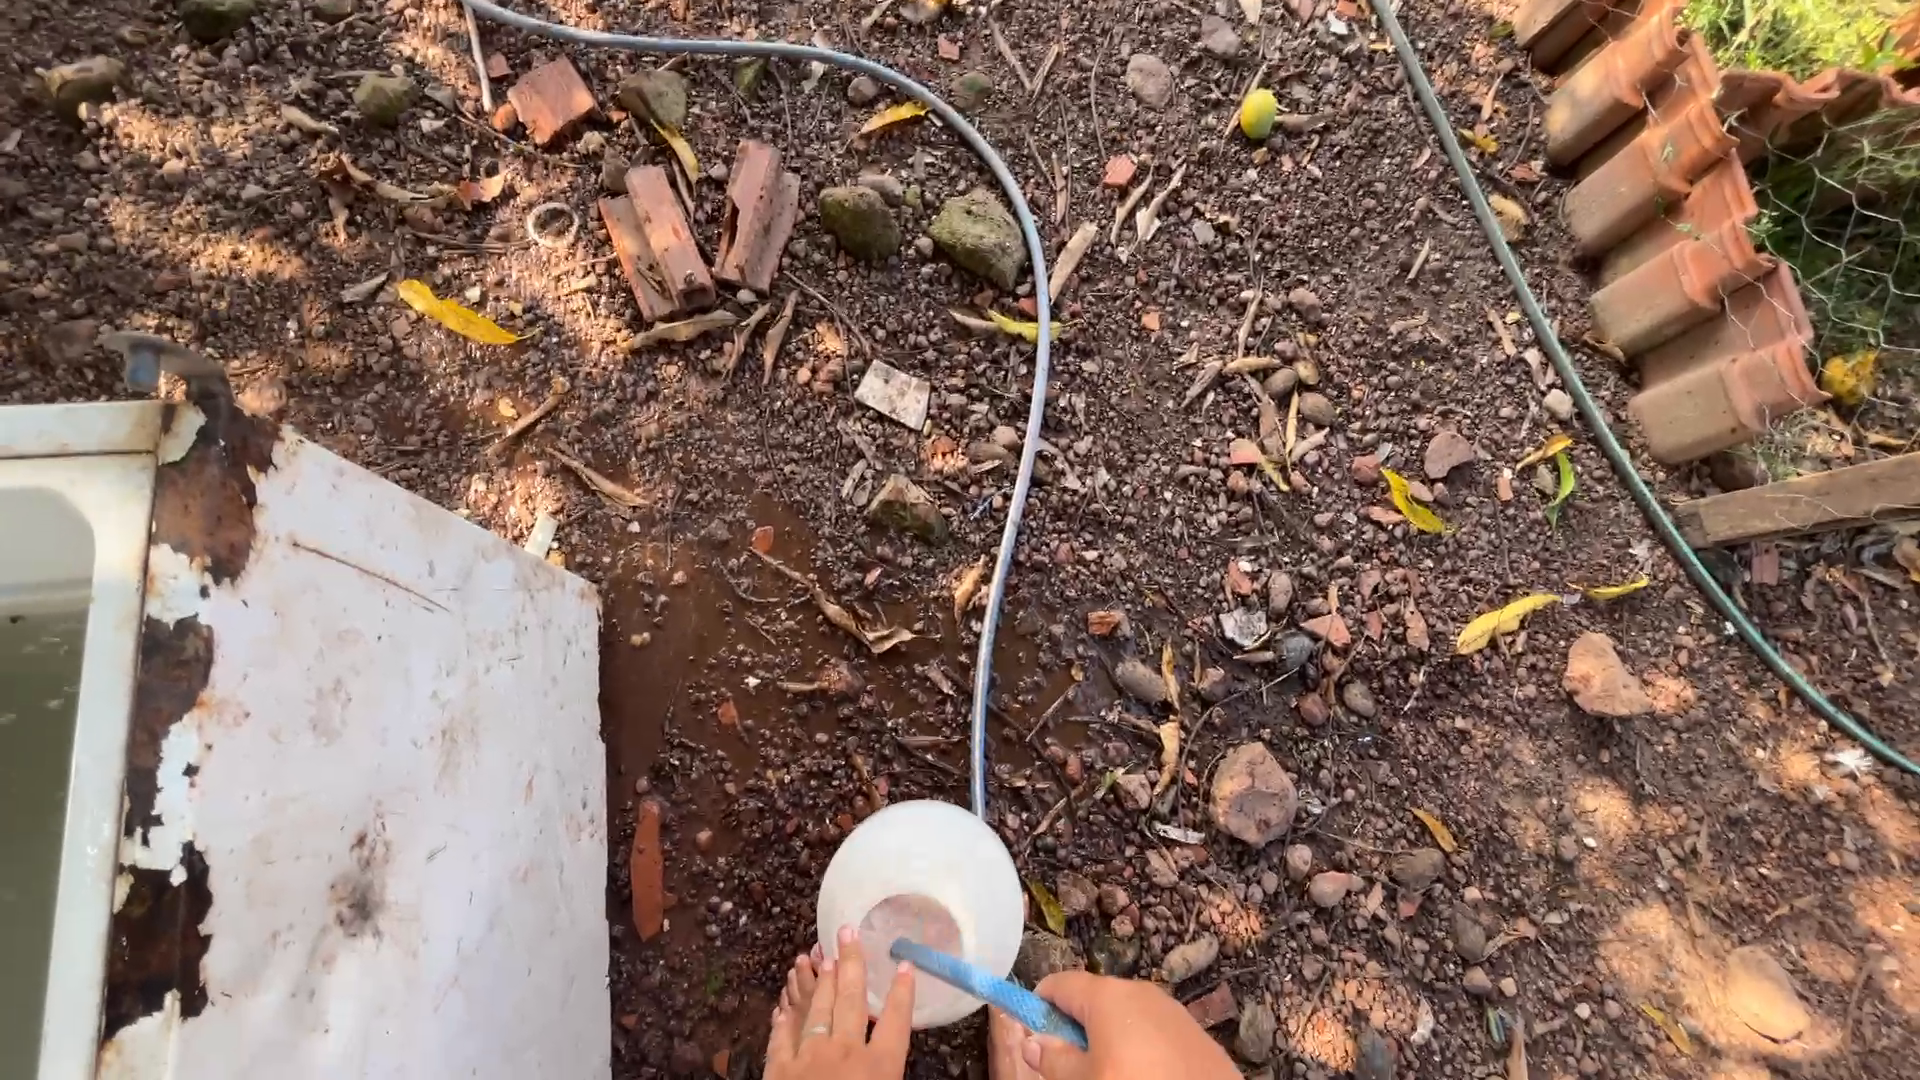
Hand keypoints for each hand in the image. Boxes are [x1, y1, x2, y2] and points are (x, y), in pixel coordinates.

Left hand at [766, 925, 915, 1079]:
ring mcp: (809, 1058)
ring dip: (820, 982)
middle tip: (847, 931)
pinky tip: (783, 1006)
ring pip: (817, 1011)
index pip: (895, 1021)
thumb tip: (886, 1055)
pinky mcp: (779, 1071)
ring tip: (822, 956)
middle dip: (851, 963)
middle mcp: (845, 1053)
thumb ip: (884, 1070)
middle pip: (851, 1000)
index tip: (905, 965)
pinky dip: (784, 1020)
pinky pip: (781, 1038)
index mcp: (878, 1068)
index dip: (902, 992)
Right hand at [1022, 972, 1238, 1079]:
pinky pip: (1152, 1033)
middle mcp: (1137, 990)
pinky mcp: (1194, 1033)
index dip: (1039, 1006)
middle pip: (1091, 1000)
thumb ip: (1056, 1062)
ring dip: (1109, 1041)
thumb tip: (1032, 1042)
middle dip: (1075, 1030)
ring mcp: (1169, 1009)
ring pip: (1123, 1018)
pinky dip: (1140, 1050)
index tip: (1034, 1039)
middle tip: (1073, 1071)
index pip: (1059, 984)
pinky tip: (1147, 1079)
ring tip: (1111, 1076)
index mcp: (1105, 995)